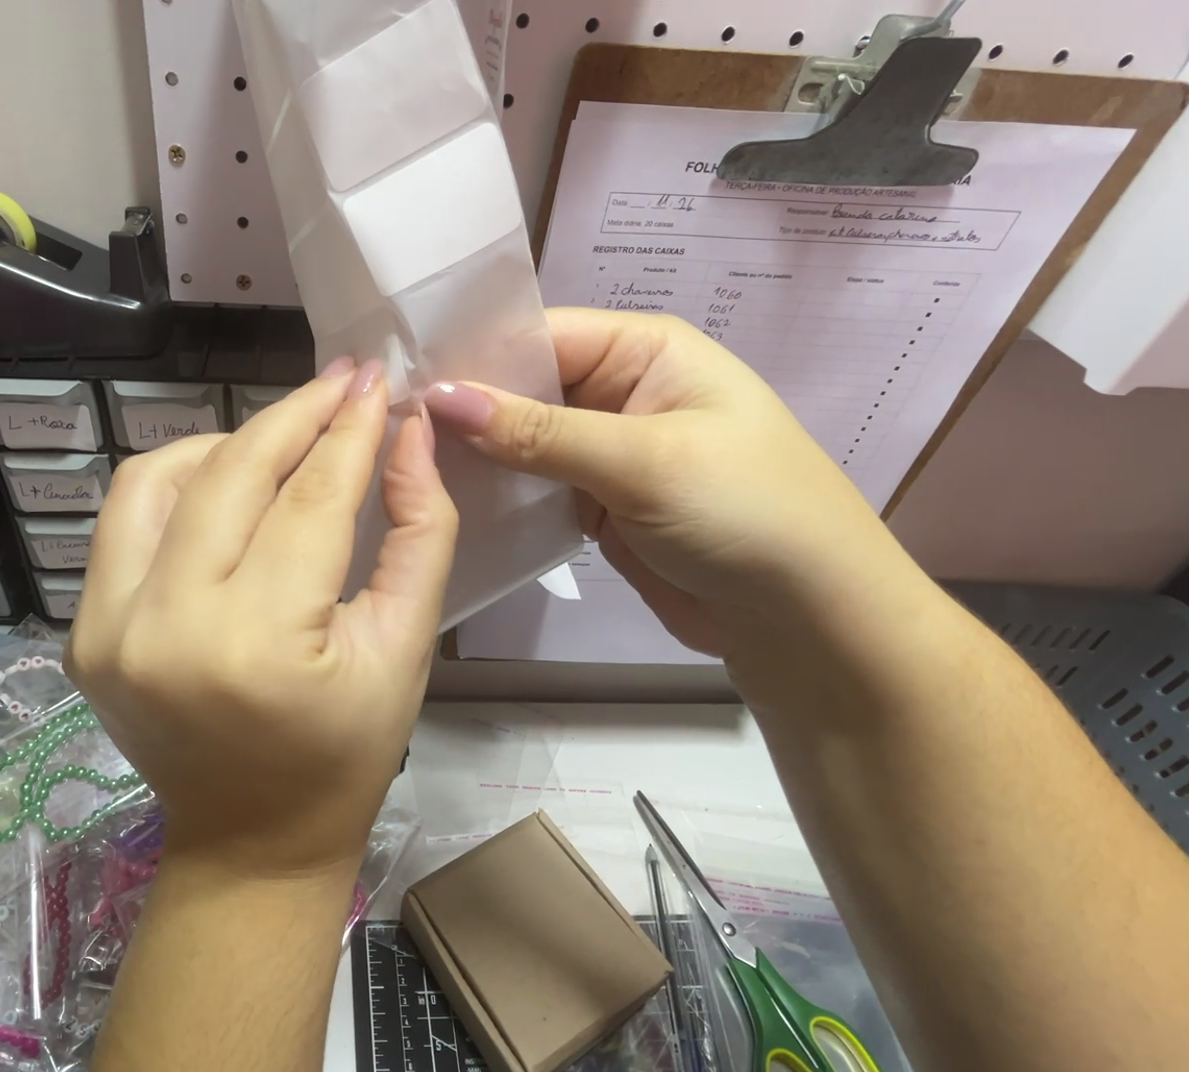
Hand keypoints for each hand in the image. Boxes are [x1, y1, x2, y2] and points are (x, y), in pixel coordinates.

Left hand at [67, 359, 456, 879]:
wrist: (250, 839)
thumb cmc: (344, 756)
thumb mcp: (404, 648)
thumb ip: (420, 533)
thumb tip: (406, 434)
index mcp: (257, 645)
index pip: (310, 501)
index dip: (350, 432)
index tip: (376, 382)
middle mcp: (164, 628)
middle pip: (231, 475)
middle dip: (294, 416)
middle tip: (341, 386)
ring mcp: (108, 630)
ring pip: (158, 479)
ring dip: (228, 443)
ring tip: (285, 440)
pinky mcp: (84, 633)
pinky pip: (125, 521)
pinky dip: (177, 486)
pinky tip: (224, 487)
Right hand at [422, 308, 907, 657]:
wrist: (805, 618)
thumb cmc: (746, 512)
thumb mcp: (643, 460)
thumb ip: (538, 431)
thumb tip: (440, 397)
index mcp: (643, 351)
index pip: (538, 336)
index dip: (471, 358)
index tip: (398, 382)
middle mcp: (619, 393)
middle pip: (523, 388)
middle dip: (465, 409)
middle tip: (382, 429)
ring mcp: (605, 453)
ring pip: (521, 443)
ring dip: (475, 457)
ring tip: (397, 466)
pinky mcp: (596, 506)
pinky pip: (534, 490)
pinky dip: (498, 497)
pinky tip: (444, 505)